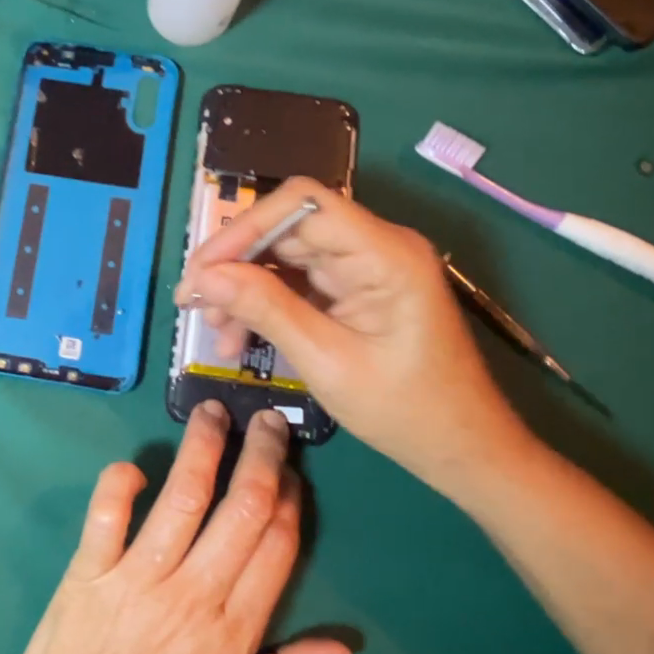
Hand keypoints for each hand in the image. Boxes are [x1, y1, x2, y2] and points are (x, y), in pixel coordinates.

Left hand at [0, 403, 349, 653]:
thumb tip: (345, 648)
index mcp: (233, 635)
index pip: (274, 547)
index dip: (288, 501)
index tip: (290, 472)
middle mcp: (191, 598)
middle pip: (239, 511)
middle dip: (259, 457)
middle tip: (264, 420)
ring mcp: (136, 582)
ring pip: (180, 500)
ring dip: (201, 450)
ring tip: (210, 414)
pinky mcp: (86, 574)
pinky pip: (105, 516)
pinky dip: (119, 484)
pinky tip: (135, 464)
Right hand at [174, 177, 528, 490]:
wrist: (461, 448)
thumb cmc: (405, 411)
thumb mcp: (327, 362)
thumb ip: (266, 310)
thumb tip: (205, 278)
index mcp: (383, 253)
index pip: (302, 204)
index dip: (244, 228)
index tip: (202, 271)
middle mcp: (375, 246)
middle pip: (287, 229)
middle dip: (235, 264)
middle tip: (192, 305)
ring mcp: (365, 267)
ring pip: (285, 258)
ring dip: (244, 290)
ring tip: (217, 334)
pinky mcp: (356, 289)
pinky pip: (298, 282)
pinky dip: (265, 306)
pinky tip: (240, 340)